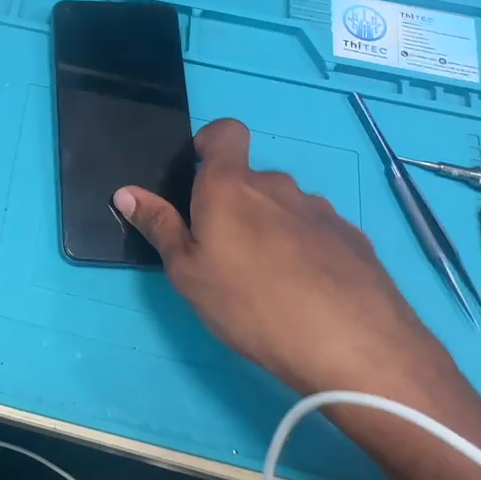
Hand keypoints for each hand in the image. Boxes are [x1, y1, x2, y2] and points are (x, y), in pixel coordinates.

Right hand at [114, 119, 459, 401]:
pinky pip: (316, 233)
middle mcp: (278, 186)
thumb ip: (159, 226)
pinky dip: (305, 251)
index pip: (225, 132)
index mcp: (230, 186)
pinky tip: (307, 293)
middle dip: (235, 205)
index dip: (210, 142)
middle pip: (251, 180)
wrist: (354, 347)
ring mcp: (321, 211)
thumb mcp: (188, 272)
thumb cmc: (250, 304)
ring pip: (284, 208)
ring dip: (272, 229)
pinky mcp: (354, 240)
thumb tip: (126, 192)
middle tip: (224, 254)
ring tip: (269, 281)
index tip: (197, 174)